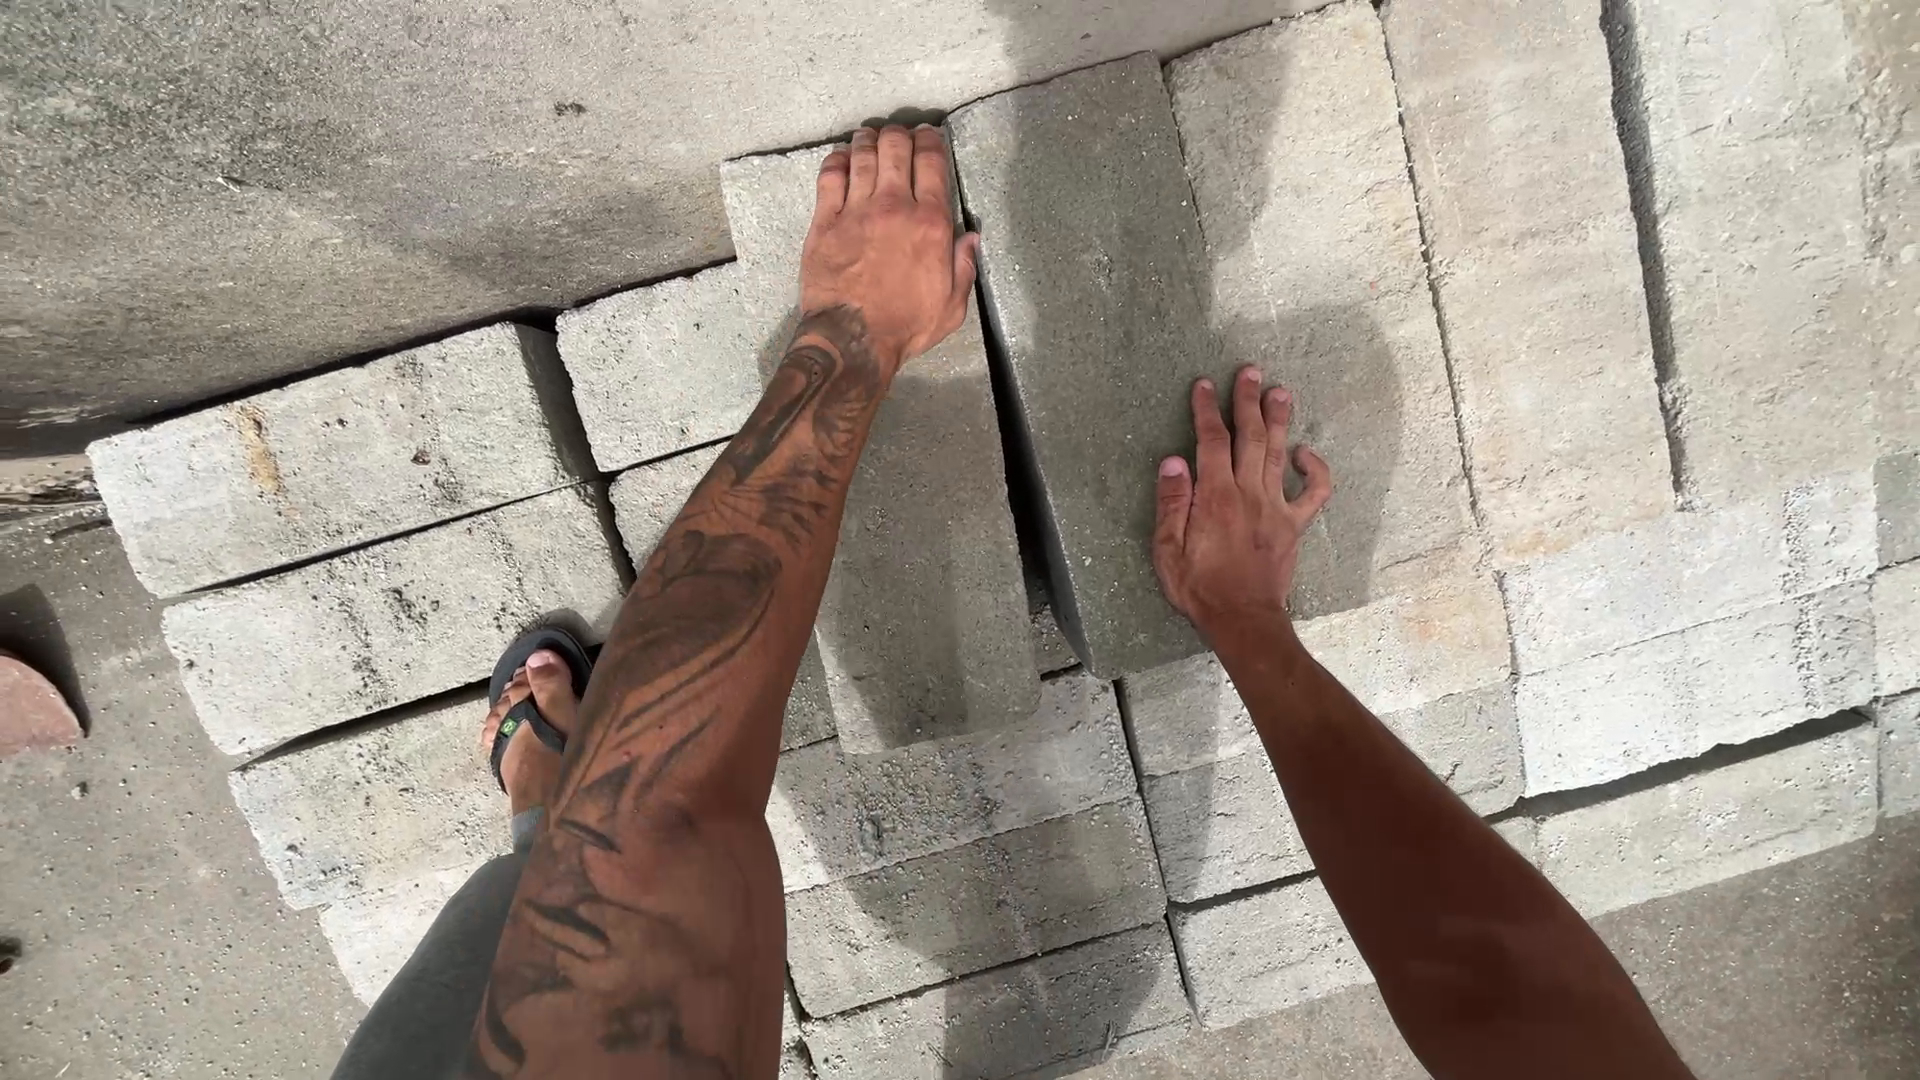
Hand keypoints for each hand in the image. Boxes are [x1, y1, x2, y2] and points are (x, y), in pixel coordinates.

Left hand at [800, 125, 979, 377]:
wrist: (854, 340)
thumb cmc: (905, 327)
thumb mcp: (951, 307)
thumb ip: (963, 268)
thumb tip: (970, 238)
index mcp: (930, 223)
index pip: (932, 163)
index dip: (931, 141)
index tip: (929, 137)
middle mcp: (894, 206)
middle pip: (896, 148)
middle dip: (900, 135)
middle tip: (899, 137)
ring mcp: (856, 210)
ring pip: (863, 154)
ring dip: (869, 140)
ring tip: (870, 138)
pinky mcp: (825, 221)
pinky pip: (830, 175)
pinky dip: (838, 160)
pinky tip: (842, 158)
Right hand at [1152, 366, 1332, 646]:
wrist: (1242, 619)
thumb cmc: (1198, 587)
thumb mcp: (1167, 550)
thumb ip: (1172, 503)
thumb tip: (1174, 461)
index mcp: (1215, 498)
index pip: (1210, 442)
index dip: (1207, 411)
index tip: (1204, 386)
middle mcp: (1249, 494)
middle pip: (1250, 437)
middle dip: (1248, 402)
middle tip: (1249, 371)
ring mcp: (1276, 508)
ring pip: (1279, 453)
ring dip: (1279, 419)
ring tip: (1279, 391)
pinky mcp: (1294, 525)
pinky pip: (1314, 492)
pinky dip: (1315, 469)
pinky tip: (1305, 452)